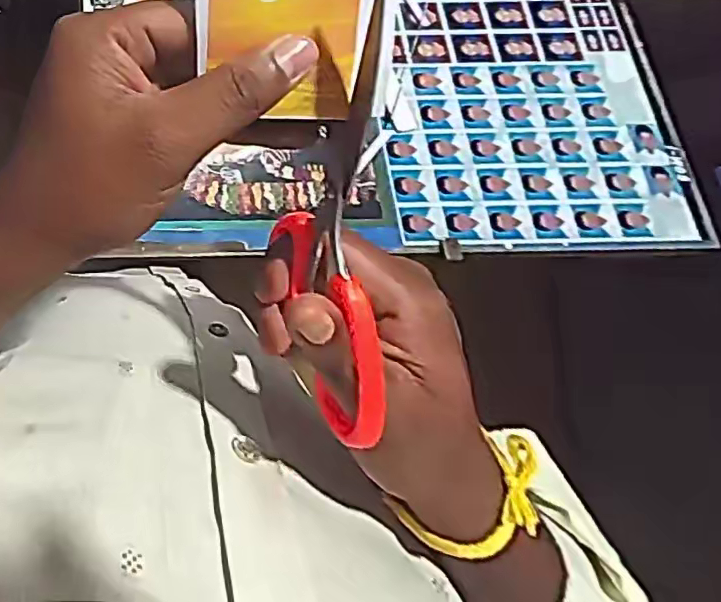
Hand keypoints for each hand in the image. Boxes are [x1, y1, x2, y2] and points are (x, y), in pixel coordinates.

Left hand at [0, 1, 318, 354]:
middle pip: (194, 46)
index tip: (308, 42)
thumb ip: (233, 92)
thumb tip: (296, 47)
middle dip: (252, 68)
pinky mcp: (126, 114)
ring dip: (242, 97)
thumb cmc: (89, 187)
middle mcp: (106, 48)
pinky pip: (180, 105)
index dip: (248, 30)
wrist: (35, 239)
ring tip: (312, 106)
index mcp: (101, 35)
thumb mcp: (167, 137)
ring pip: (193, 78)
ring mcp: (115, 82)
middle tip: (320, 75)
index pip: (188, 16)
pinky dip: (218, 119)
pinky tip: (274, 129)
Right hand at [254, 230, 502, 535]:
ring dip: (283, 309)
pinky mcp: (356, 312)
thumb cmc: (425, 448)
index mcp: (408, 295)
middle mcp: (392, 285)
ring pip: (303, 272)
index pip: (332, 241)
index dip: (294, 262)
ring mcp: (373, 297)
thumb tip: (303, 307)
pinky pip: (308, 295)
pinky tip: (297, 349)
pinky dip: (291, 320)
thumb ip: (336, 350)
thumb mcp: (378, 404)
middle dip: (284, 289)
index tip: (278, 299)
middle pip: (312, 251)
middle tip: (281, 332)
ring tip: (289, 349)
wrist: (442, 479)